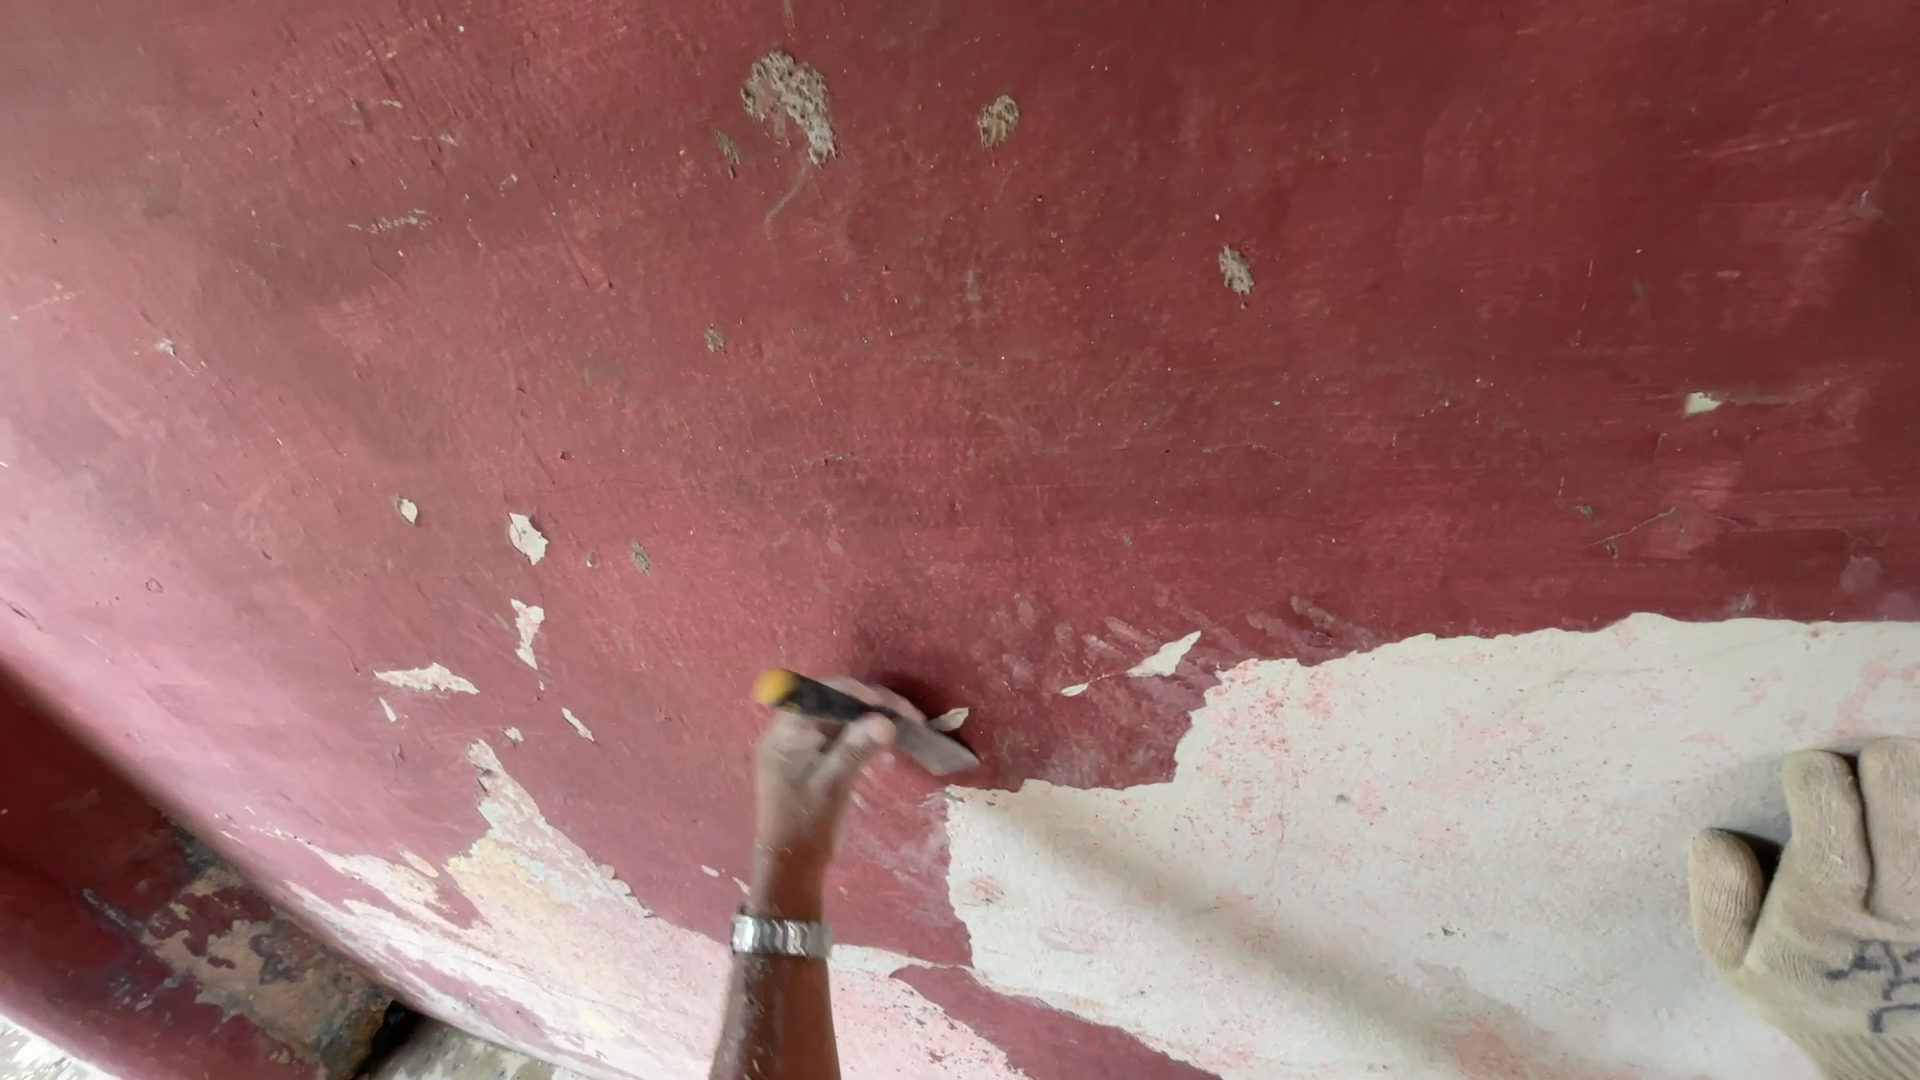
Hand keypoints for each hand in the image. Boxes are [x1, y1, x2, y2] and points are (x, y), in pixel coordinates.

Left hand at [747, 678, 903, 918]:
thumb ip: (856, 749)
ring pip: (843, 722)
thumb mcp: (832, 784)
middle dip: (871, 708)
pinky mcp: (817, 762)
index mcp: (786, 731)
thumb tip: (885, 721)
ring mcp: (805, 748)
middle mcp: (793, 732)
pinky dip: (864, 742)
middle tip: (906, 716)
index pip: (822, 694)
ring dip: (871, 724)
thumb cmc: (805, 824)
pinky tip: (884, 755)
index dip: (857, 694)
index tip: (889, 706)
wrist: (793, 868)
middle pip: (835, 704)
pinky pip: (843, 741)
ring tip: (902, 730)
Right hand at [1691, 738, 1919, 1078]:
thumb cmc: (1800, 985)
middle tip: (1882, 748)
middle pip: (1908, 846)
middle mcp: (1896, 927)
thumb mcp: (1731, 957)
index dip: (1823, 799)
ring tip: (1904, 759)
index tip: (1811, 763)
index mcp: (1821, 929)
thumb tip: (1716, 836)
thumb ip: (1720, 899)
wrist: (1893, 1056)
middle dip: (1896, 788)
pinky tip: (1915, 800)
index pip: (1830, 853)